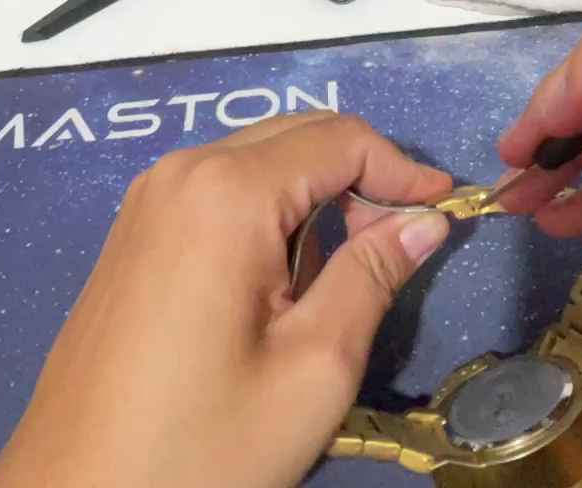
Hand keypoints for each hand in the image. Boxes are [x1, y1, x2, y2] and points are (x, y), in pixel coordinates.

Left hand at [0, 113, 453, 487]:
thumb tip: (424, 220)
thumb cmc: (199, 446)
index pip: (338, 139)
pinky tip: (281, 269)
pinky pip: (222, 183)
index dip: (399, 167)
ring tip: (344, 262)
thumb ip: (373, 276)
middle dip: (360, 174)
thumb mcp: (312, 369)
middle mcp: (184, 169)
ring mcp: (152, 193)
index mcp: (228, 191)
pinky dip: (271, 204)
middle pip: (299, 135)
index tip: (443, 207)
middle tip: (399, 238)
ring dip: (316, 190)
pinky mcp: (137, 223)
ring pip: (261, 156)